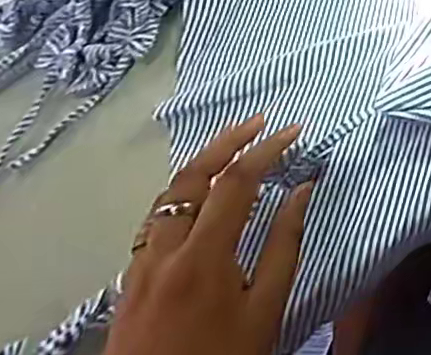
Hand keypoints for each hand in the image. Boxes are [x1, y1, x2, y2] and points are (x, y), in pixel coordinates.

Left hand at [105, 115, 313, 354]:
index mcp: (201, 257)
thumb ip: (284, 243)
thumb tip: (302, 188)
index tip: (295, 131)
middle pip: (190, 179)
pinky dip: (181, 196)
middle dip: (226, 142)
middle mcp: (163, 254)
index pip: (236, 182)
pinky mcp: (128, 287)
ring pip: (165, 199)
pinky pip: (154, 223)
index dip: (267, 149)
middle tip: (258, 122)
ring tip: (230, 148)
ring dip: (200, 166)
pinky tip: (199, 198)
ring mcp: (139, 270)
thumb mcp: (265, 308)